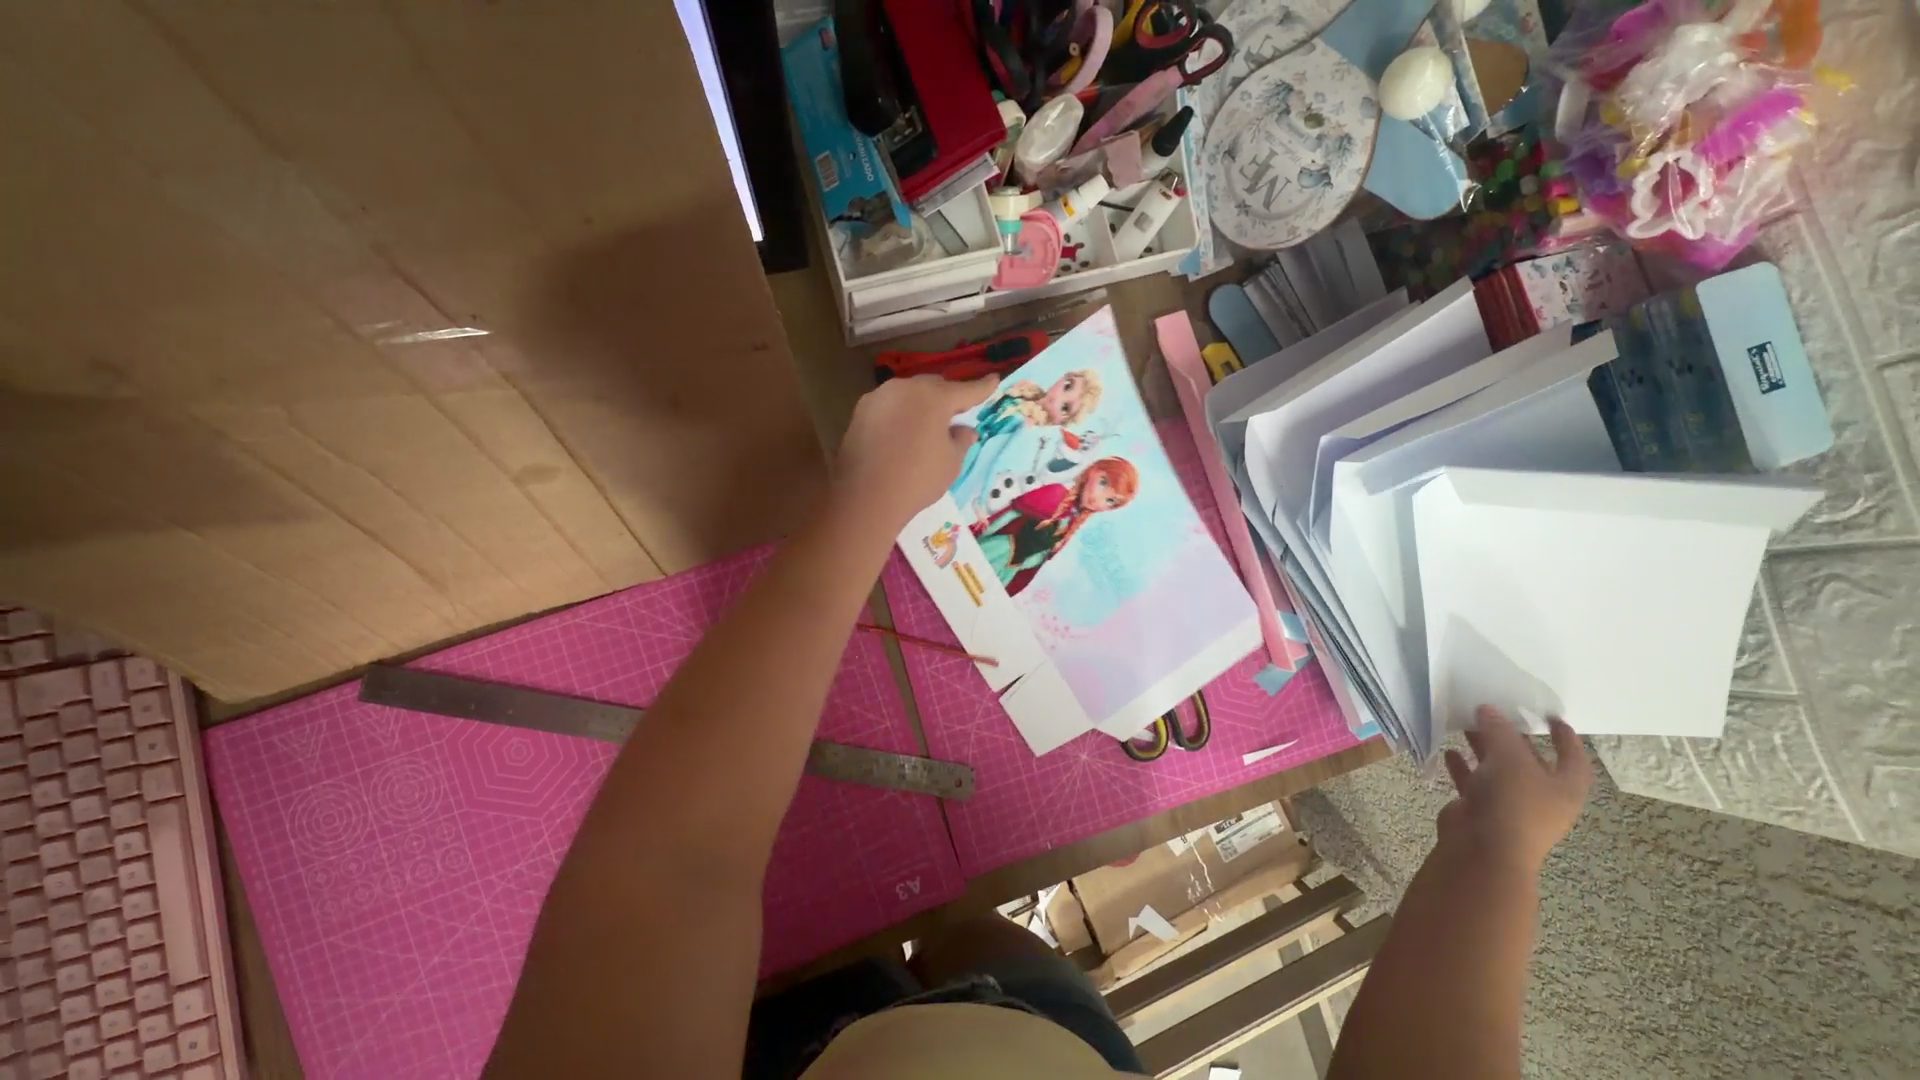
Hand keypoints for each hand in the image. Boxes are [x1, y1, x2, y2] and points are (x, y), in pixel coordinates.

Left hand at [834, 375, 996, 527]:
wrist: (866, 497)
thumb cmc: (918, 479)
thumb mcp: (951, 463)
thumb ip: (961, 440)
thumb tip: (964, 429)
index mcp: (934, 397)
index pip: (966, 389)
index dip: (982, 387)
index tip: (994, 380)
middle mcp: (905, 388)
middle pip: (934, 386)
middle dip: (948, 395)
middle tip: (957, 410)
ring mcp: (879, 397)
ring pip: (908, 393)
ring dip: (921, 402)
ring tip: (928, 422)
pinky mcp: (860, 412)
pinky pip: (889, 405)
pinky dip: (900, 413)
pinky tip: (902, 430)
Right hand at [1439, 706, 1592, 875]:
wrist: (1484, 849)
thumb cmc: (1513, 801)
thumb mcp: (1511, 757)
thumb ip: (1500, 730)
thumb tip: (1488, 709)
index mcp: (1564, 788)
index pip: (1573, 758)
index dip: (1565, 737)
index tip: (1551, 716)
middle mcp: (1541, 797)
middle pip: (1530, 762)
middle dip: (1513, 738)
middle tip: (1496, 714)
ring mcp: (1511, 806)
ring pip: (1498, 771)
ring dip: (1484, 749)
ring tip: (1466, 725)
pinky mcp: (1482, 811)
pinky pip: (1474, 783)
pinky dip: (1463, 767)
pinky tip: (1450, 752)